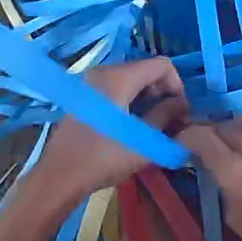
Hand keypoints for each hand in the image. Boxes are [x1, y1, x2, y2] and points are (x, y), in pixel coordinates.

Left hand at [29, 58, 189, 202]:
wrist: (60, 175)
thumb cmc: (104, 158)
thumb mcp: (144, 141)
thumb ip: (166, 116)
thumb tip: (181, 105)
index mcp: (118, 77)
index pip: (162, 65)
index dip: (178, 86)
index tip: (180, 112)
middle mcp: (103, 71)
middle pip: (145, 70)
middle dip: (163, 93)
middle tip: (170, 121)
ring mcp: (90, 82)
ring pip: (131, 80)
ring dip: (147, 99)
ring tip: (154, 126)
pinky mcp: (84, 95)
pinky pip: (116, 88)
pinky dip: (130, 101)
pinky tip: (133, 126)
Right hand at [177, 105, 241, 240]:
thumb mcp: (235, 217)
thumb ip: (220, 183)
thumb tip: (209, 161)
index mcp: (237, 174)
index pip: (199, 137)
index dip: (186, 138)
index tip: (184, 145)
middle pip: (221, 125)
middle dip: (211, 136)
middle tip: (212, 149)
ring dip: (235, 128)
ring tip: (238, 143)